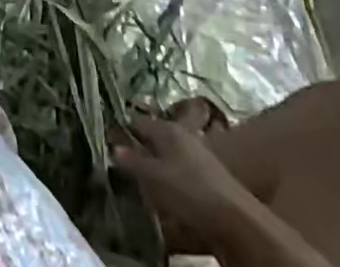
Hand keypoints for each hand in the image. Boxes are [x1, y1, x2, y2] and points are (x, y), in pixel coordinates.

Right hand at [113, 108, 265, 250]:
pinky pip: (177, 164)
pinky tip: (161, 184)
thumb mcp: (154, 177)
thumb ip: (133, 161)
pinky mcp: (205, 171)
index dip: (121, 129)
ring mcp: (196, 151)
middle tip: (118, 155)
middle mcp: (182, 133)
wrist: (233, 217)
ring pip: (166, 149)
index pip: (137, 122)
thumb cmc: (188, 190)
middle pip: (153, 134)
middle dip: (137, 143)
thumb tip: (113, 147)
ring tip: (137, 173)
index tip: (105, 137)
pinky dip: (166, 170)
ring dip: (152, 158)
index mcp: (167, 129)